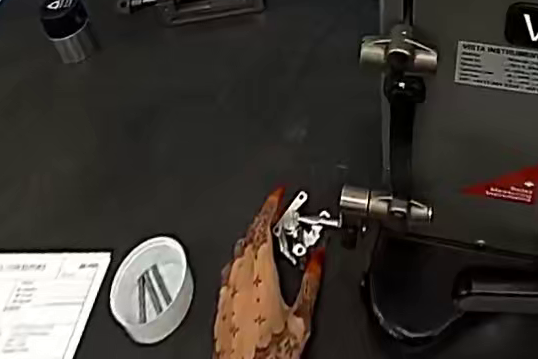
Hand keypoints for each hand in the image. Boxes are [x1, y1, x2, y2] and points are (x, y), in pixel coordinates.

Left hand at [213, 188, 324, 358]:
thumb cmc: (270, 355)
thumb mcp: (302, 318)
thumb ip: (311, 281)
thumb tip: (318, 256)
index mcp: (260, 275)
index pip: (262, 228)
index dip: (270, 206)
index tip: (278, 194)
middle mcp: (239, 281)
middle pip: (248, 237)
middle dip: (262, 219)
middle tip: (276, 211)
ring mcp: (226, 296)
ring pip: (236, 254)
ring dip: (250, 238)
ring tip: (264, 235)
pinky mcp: (219, 311)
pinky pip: (228, 273)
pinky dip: (240, 260)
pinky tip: (247, 268)